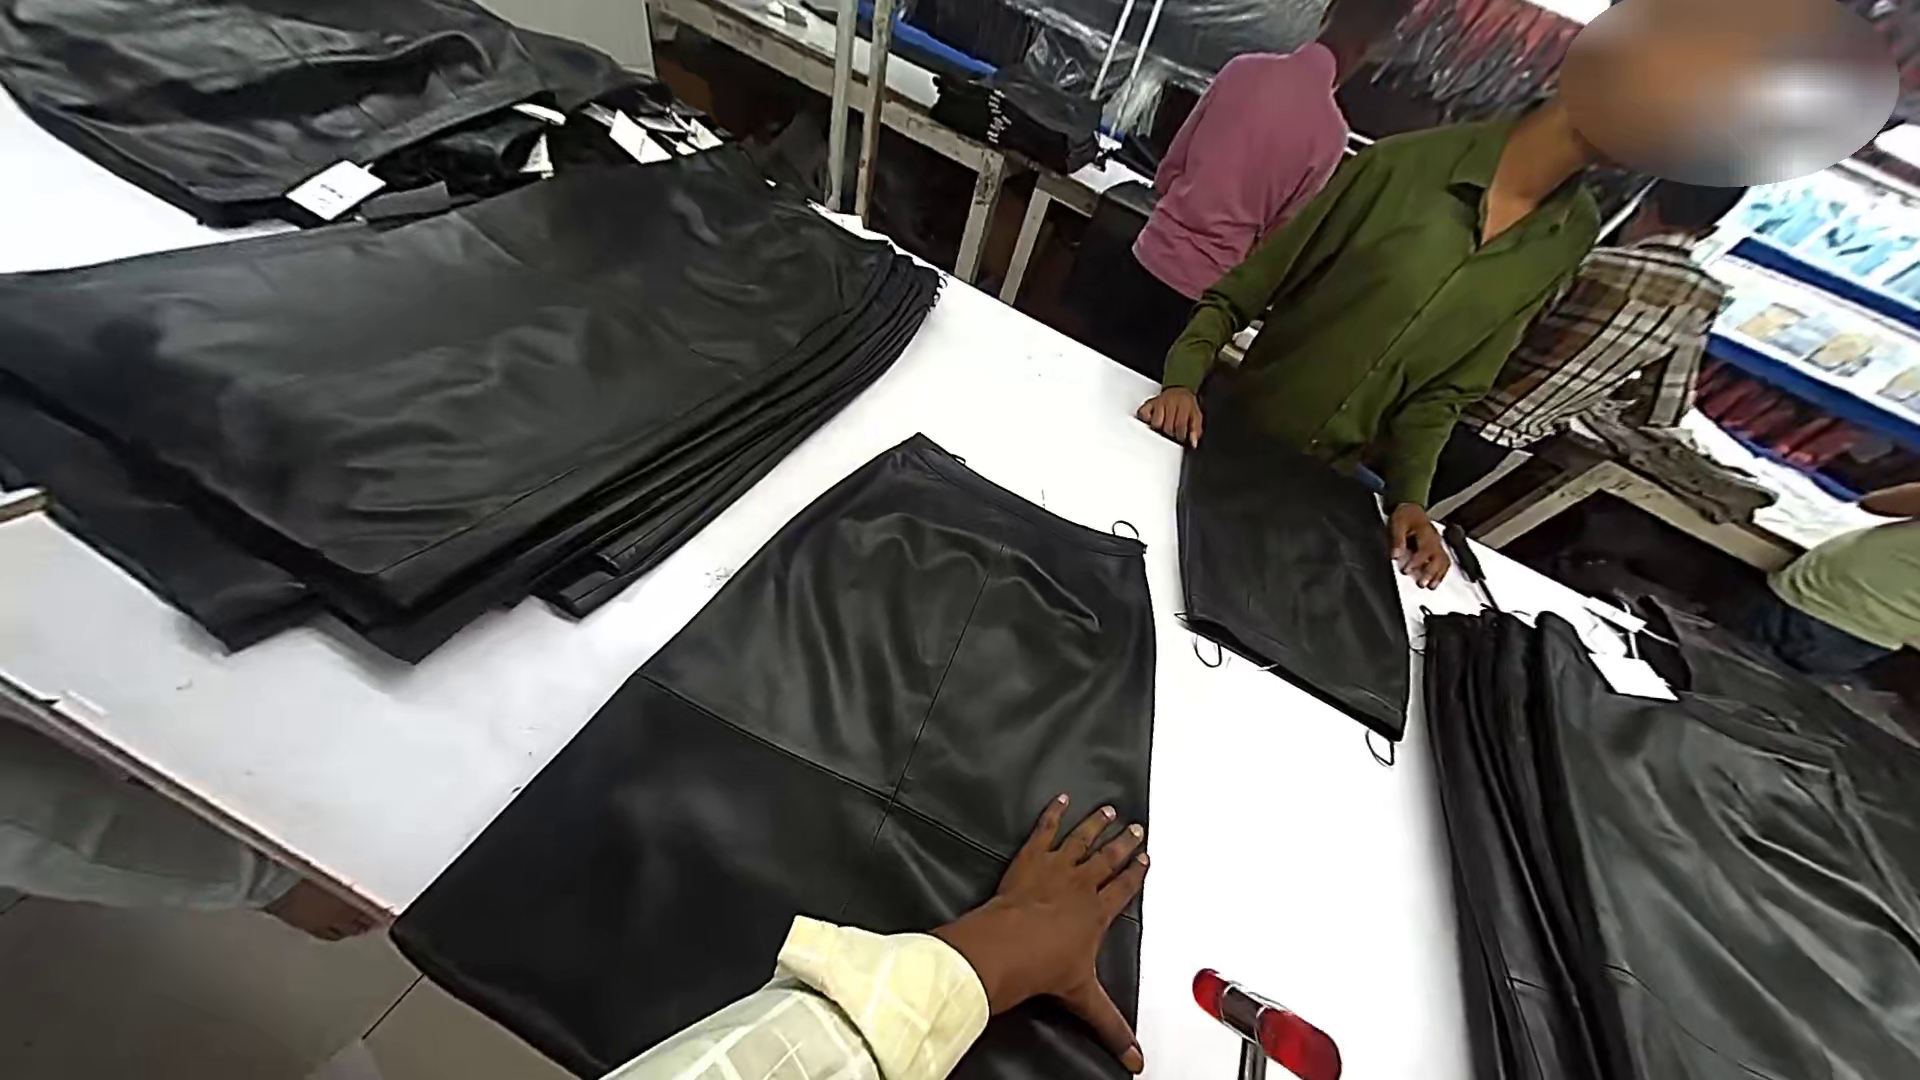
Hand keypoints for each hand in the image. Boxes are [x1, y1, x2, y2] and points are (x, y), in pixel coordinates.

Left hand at [934, 796, 1149, 1072]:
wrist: (1012, 945)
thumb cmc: (1045, 964)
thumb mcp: (1084, 996)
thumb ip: (1112, 1025)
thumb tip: (1133, 1058)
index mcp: (1097, 911)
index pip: (1123, 888)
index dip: (1136, 872)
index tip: (1145, 859)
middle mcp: (1082, 882)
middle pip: (1109, 857)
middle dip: (1125, 842)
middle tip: (1136, 827)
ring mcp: (1057, 864)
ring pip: (1083, 838)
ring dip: (1096, 823)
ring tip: (1108, 809)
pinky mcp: (1033, 854)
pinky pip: (1046, 827)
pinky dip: (1054, 811)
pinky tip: (1060, 798)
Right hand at [1135, 387, 1202, 447]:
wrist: (1178, 392)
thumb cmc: (1186, 407)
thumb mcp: (1195, 416)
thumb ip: (1195, 430)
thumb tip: (1193, 443)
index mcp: (1184, 405)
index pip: (1180, 426)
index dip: (1180, 435)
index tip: (1180, 437)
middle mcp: (1171, 401)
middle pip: (1167, 427)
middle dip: (1170, 433)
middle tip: (1172, 431)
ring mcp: (1159, 402)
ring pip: (1155, 424)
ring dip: (1159, 427)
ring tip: (1164, 425)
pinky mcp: (1148, 403)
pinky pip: (1143, 415)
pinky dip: (1147, 419)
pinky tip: (1153, 419)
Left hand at [1388, 502, 1449, 588]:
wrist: (1411, 508)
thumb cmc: (1404, 515)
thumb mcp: (1397, 524)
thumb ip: (1397, 540)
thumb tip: (1395, 556)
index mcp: (1426, 534)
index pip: (1424, 551)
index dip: (1416, 562)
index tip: (1406, 570)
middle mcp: (1435, 540)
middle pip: (1438, 559)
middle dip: (1430, 573)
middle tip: (1422, 584)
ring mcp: (1437, 544)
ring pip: (1443, 561)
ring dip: (1438, 575)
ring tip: (1431, 586)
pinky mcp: (1436, 547)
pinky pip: (1444, 560)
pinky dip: (1441, 571)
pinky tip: (1436, 579)